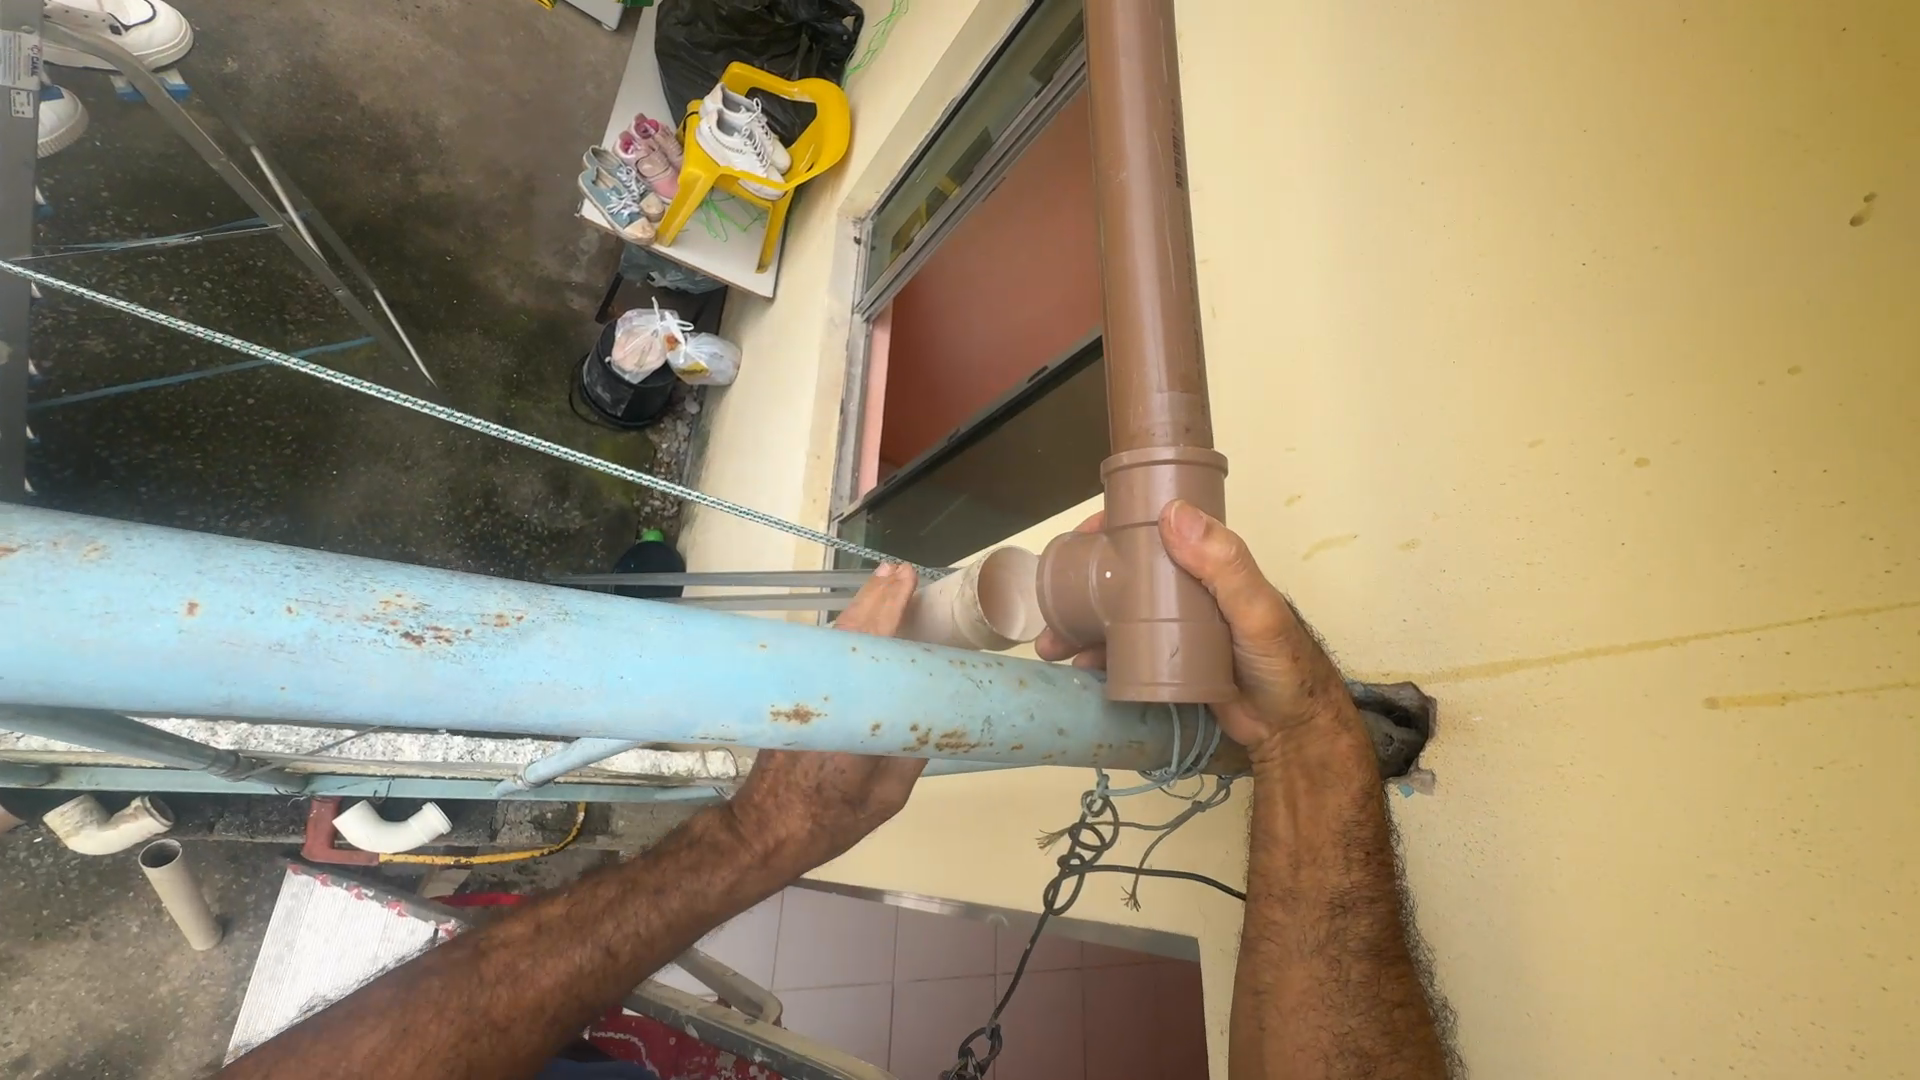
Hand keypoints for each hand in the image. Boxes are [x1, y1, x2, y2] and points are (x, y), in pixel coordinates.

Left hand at [726, 563, 927, 873]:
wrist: (766, 830)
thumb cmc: (831, 819)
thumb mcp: (888, 796)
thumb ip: (911, 751)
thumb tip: (931, 709)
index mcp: (852, 716)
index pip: (873, 647)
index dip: (889, 609)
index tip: (906, 581)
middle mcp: (824, 693)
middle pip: (852, 630)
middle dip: (877, 596)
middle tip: (900, 571)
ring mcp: (805, 690)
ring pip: (835, 636)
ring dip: (862, 607)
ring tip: (885, 582)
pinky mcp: (795, 694)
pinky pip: (826, 651)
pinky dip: (848, 630)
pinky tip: (863, 620)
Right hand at [1034, 501, 1361, 768]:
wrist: (1290, 732)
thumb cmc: (1280, 662)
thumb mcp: (1256, 609)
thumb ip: (1223, 565)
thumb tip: (1171, 513)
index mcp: (1203, 565)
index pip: (1151, 534)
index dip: (1111, 531)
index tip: (1078, 540)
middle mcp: (1180, 589)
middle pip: (1120, 577)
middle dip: (1079, 587)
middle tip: (1050, 606)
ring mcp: (1169, 627)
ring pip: (1113, 617)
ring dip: (1078, 626)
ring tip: (1052, 646)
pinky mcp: (1163, 663)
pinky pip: (1121, 653)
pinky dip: (1095, 657)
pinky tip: (1077, 667)